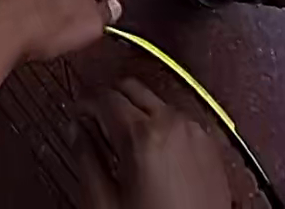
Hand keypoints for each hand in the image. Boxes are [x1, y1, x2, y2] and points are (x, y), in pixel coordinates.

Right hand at [76, 78, 235, 208]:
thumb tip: (76, 128)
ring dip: (136, 110)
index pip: (105, 96)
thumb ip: (86, 160)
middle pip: (131, 87)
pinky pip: (177, 119)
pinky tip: (152, 152)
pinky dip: (160, 125)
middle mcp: (170, 123)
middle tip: (97, 120)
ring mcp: (193, 131)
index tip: (79, 111)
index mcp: (142, 136)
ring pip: (154, 101)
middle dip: (110, 99)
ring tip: (125, 141)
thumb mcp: (107, 204)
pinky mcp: (209, 144)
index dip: (86, 101)